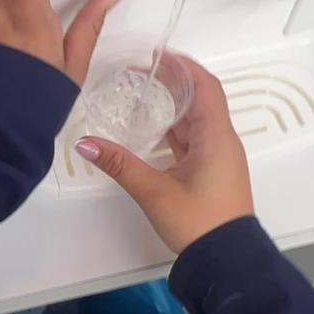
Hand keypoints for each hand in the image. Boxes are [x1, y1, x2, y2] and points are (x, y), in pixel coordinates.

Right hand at [74, 54, 254, 253]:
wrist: (225, 259)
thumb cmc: (200, 223)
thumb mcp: (153, 191)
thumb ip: (119, 164)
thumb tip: (87, 144)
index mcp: (216, 138)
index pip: (204, 87)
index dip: (184, 66)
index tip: (160, 54)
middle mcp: (222, 142)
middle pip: (200, 99)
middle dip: (174, 82)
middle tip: (144, 72)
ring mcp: (218, 158)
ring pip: (196, 121)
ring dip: (173, 106)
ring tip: (143, 96)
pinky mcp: (211, 173)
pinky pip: (193, 140)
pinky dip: (174, 129)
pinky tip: (152, 132)